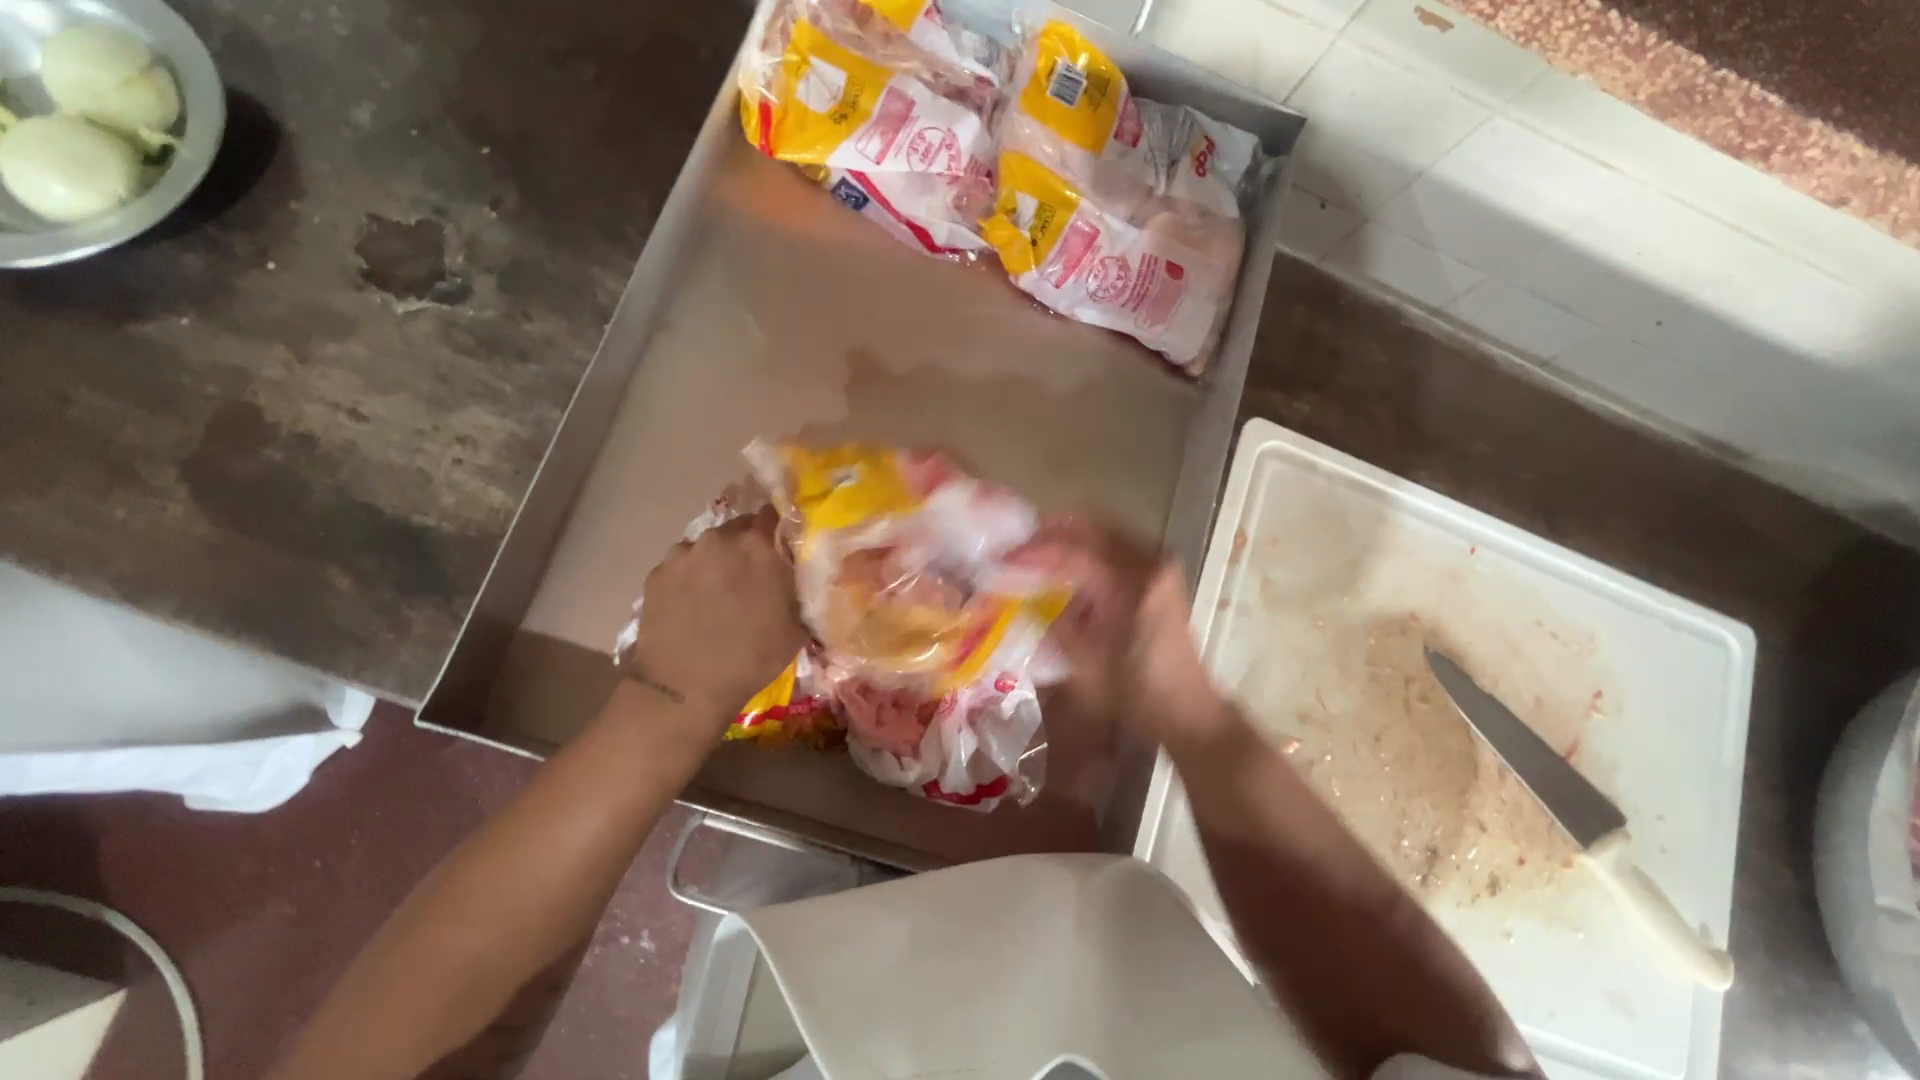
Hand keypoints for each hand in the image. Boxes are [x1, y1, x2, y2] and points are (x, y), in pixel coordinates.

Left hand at [627, 507, 807, 724]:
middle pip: (738, 529)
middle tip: (751, 576)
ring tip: (717, 594)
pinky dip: (689, 579)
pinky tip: (691, 605)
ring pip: (707, 547)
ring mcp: (683, 554)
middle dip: (746, 547)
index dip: (778, 531)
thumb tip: (801, 580)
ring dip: (716, 562)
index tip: (781, 548)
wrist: (684, 687)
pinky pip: (680, 567)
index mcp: (759, 546)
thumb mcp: (796, 627)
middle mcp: (720, 539)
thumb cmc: (751, 658)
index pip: (773, 516)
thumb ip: (799, 592)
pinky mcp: (656, 573)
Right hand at [1011, 516, 1234, 753]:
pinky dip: (1089, 549)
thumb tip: (1025, 597)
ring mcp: (1159, 566)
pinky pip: (1117, 547)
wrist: (1186, 709)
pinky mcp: (1159, 576)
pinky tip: (1066, 566)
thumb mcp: (1085, 664)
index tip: (1004, 558)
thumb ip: (1055, 622)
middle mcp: (1150, 563)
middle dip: (1051, 531)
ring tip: (1036, 549)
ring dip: (1070, 537)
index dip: (1035, 553)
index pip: (1074, 552)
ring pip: (1106, 532)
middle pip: (1093, 527)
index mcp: (1133, 584)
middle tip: (1018, 543)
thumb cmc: (1136, 693)